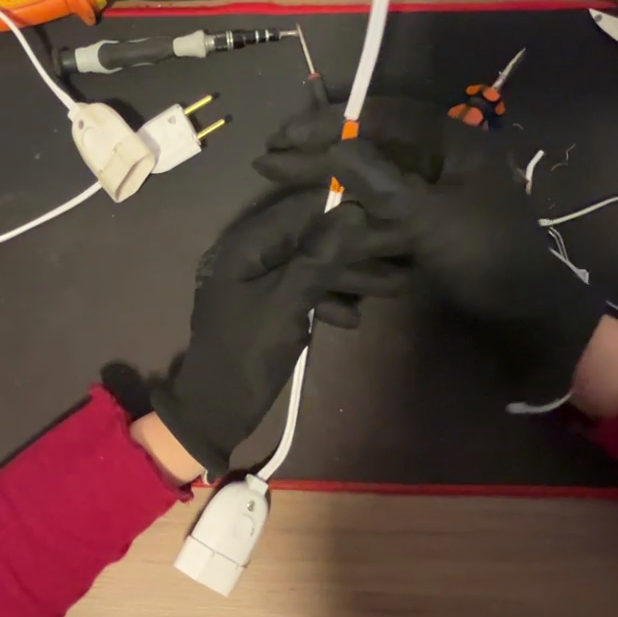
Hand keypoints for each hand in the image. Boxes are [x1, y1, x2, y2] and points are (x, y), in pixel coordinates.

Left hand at [152, 190, 406, 476]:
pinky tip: (353, 318)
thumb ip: (318, 257)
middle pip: (309, 239)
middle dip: (353, 247)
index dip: (340, 206)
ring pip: (311, 268)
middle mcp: (251, 256)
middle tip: (399, 248)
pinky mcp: (269, 308)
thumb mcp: (286, 303)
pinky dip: (327, 301)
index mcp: (244, 247)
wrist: (217, 410)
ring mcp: (260, 283)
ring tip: (395, 285)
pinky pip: (303, 293)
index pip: (298, 209)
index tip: (385, 206)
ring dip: (349, 277)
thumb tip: (354, 213)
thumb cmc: (247, 353)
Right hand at [255, 98, 607, 407]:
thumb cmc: (489, 261)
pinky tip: (316, 214)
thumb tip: (335, 149)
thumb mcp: (436, 221)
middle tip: (268, 158)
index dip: (329, 123)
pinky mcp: (421, 226)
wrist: (526, 318)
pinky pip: (376, 212)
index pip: (380, 118)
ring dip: (327, 182)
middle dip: (319, 153)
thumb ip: (384, 186)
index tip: (284, 136)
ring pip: (368, 180)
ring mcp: (429, 195)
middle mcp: (437, 161)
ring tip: (280, 179)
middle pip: (368, 147)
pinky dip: (348, 213)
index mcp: (451, 144)